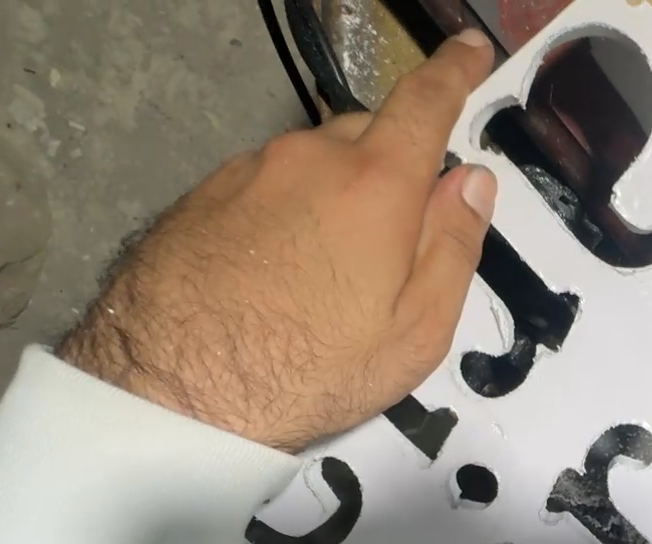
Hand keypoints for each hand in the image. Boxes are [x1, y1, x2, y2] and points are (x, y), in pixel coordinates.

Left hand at [57, 33, 499, 452]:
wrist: (178, 387)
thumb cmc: (320, 365)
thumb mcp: (420, 326)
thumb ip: (454, 246)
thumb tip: (473, 181)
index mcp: (375, 187)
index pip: (425, 105)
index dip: (456, 73)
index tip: (473, 49)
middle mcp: (310, 158)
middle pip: (373, 134)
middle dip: (403, 164)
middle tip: (412, 234)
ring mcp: (251, 169)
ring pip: (324, 160)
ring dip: (352, 192)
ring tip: (349, 269)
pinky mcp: (209, 193)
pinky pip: (280, 181)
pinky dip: (306, 205)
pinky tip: (300, 267)